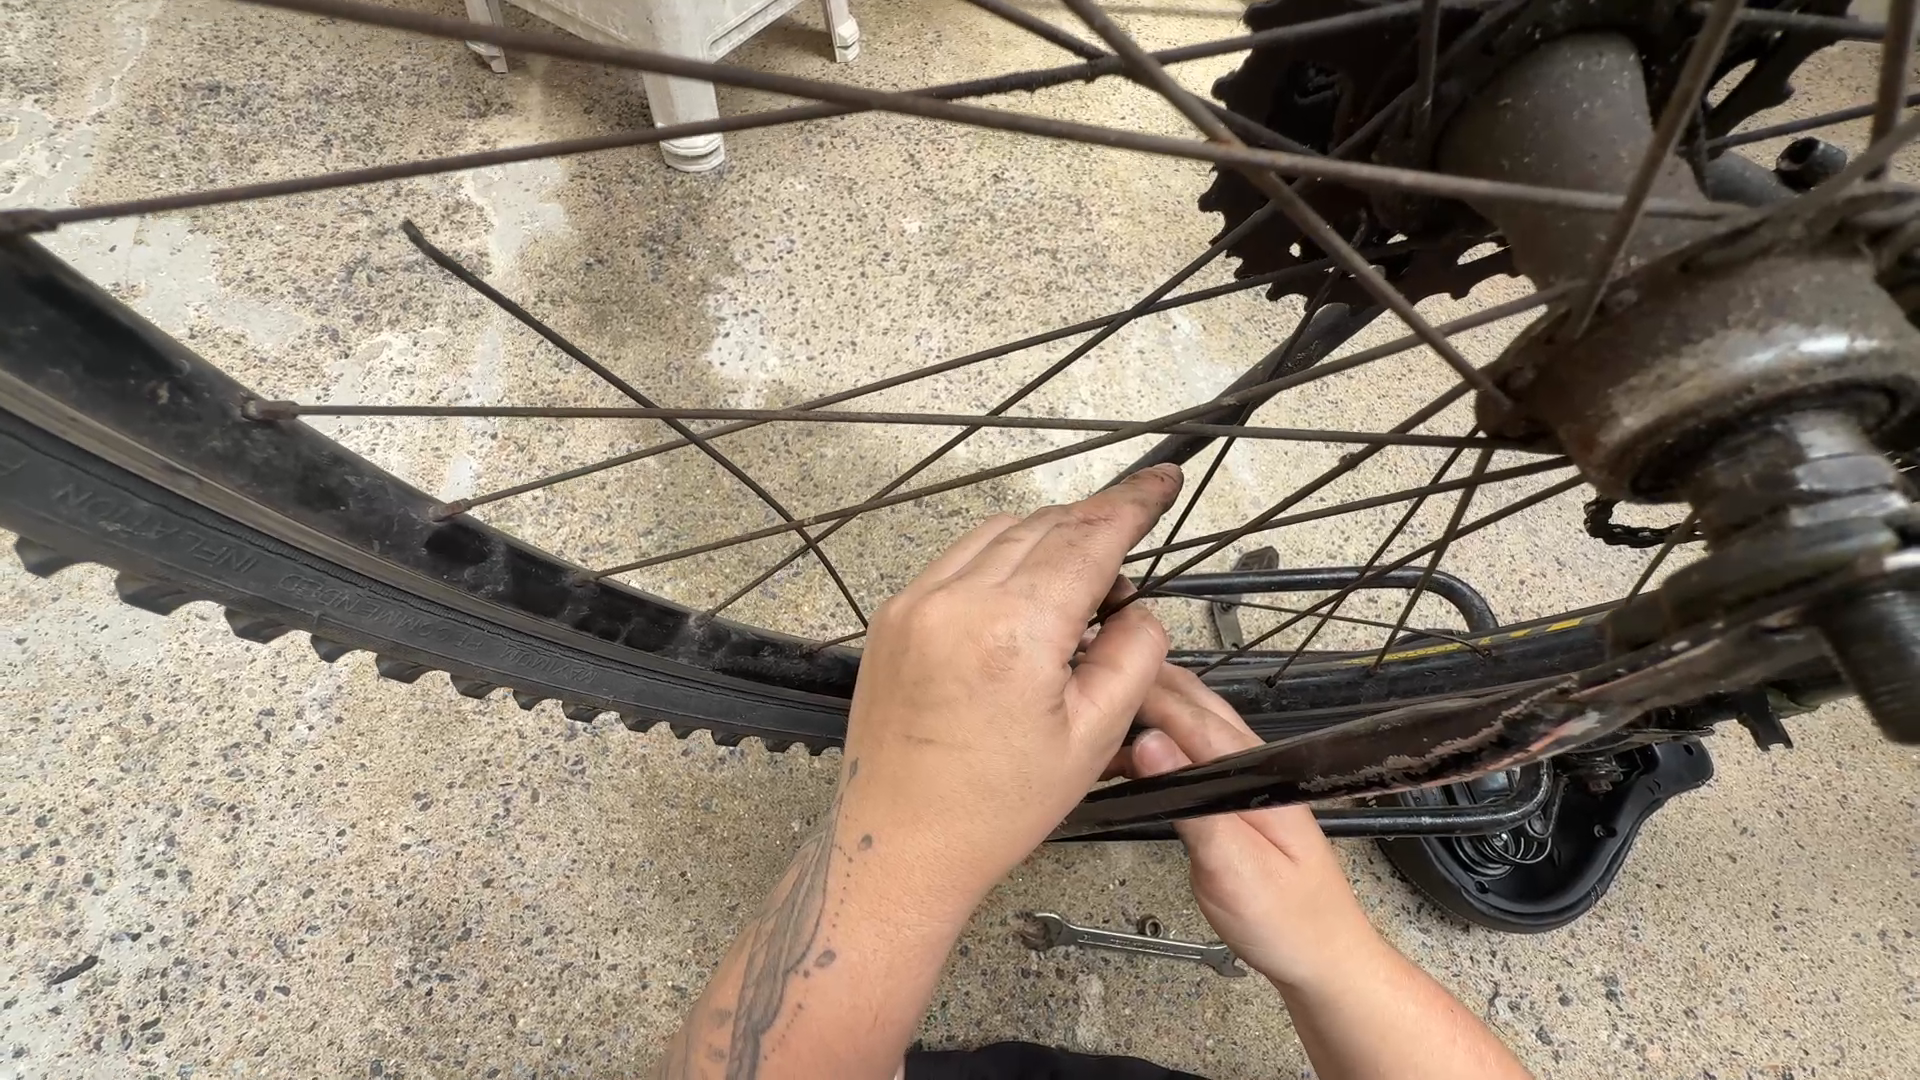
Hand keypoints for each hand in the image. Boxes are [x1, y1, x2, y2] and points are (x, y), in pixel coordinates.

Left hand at [837, 464, 1183, 906]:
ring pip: (1001, 533)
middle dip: (1095, 527)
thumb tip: (1134, 606)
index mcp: (1015, 631)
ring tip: (1073, 592)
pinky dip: (1000, 560)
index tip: (1162, 478)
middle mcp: (958, 599)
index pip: (1090, 538)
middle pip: (1046, 527)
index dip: (1134, 502)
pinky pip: (959, 558)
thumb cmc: (994, 806)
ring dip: (1047, 541)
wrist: (899, 839)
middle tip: (1124, 564)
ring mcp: (917, 601)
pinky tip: (1019, 598)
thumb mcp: (1093, 739)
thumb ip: (1132, 656)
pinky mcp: (894, 613)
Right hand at [1127, 664, 1382, 990]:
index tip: (1097, 675)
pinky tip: (1130, 750)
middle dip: (1148, 683)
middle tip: (1094, 670)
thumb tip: (1148, 743)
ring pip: (1193, 721)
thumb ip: (1192, 804)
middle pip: (1196, 703)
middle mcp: (1253, 759)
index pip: (1192, 715)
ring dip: (1153, 706)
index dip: (1144, 693)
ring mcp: (1245, 774)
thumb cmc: (1282, 919)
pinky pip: (1192, 749)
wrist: (1323, 957)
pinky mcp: (1233, 793)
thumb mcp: (1232, 868)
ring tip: (1104, 704)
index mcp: (1256, 770)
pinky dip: (1158, 739)